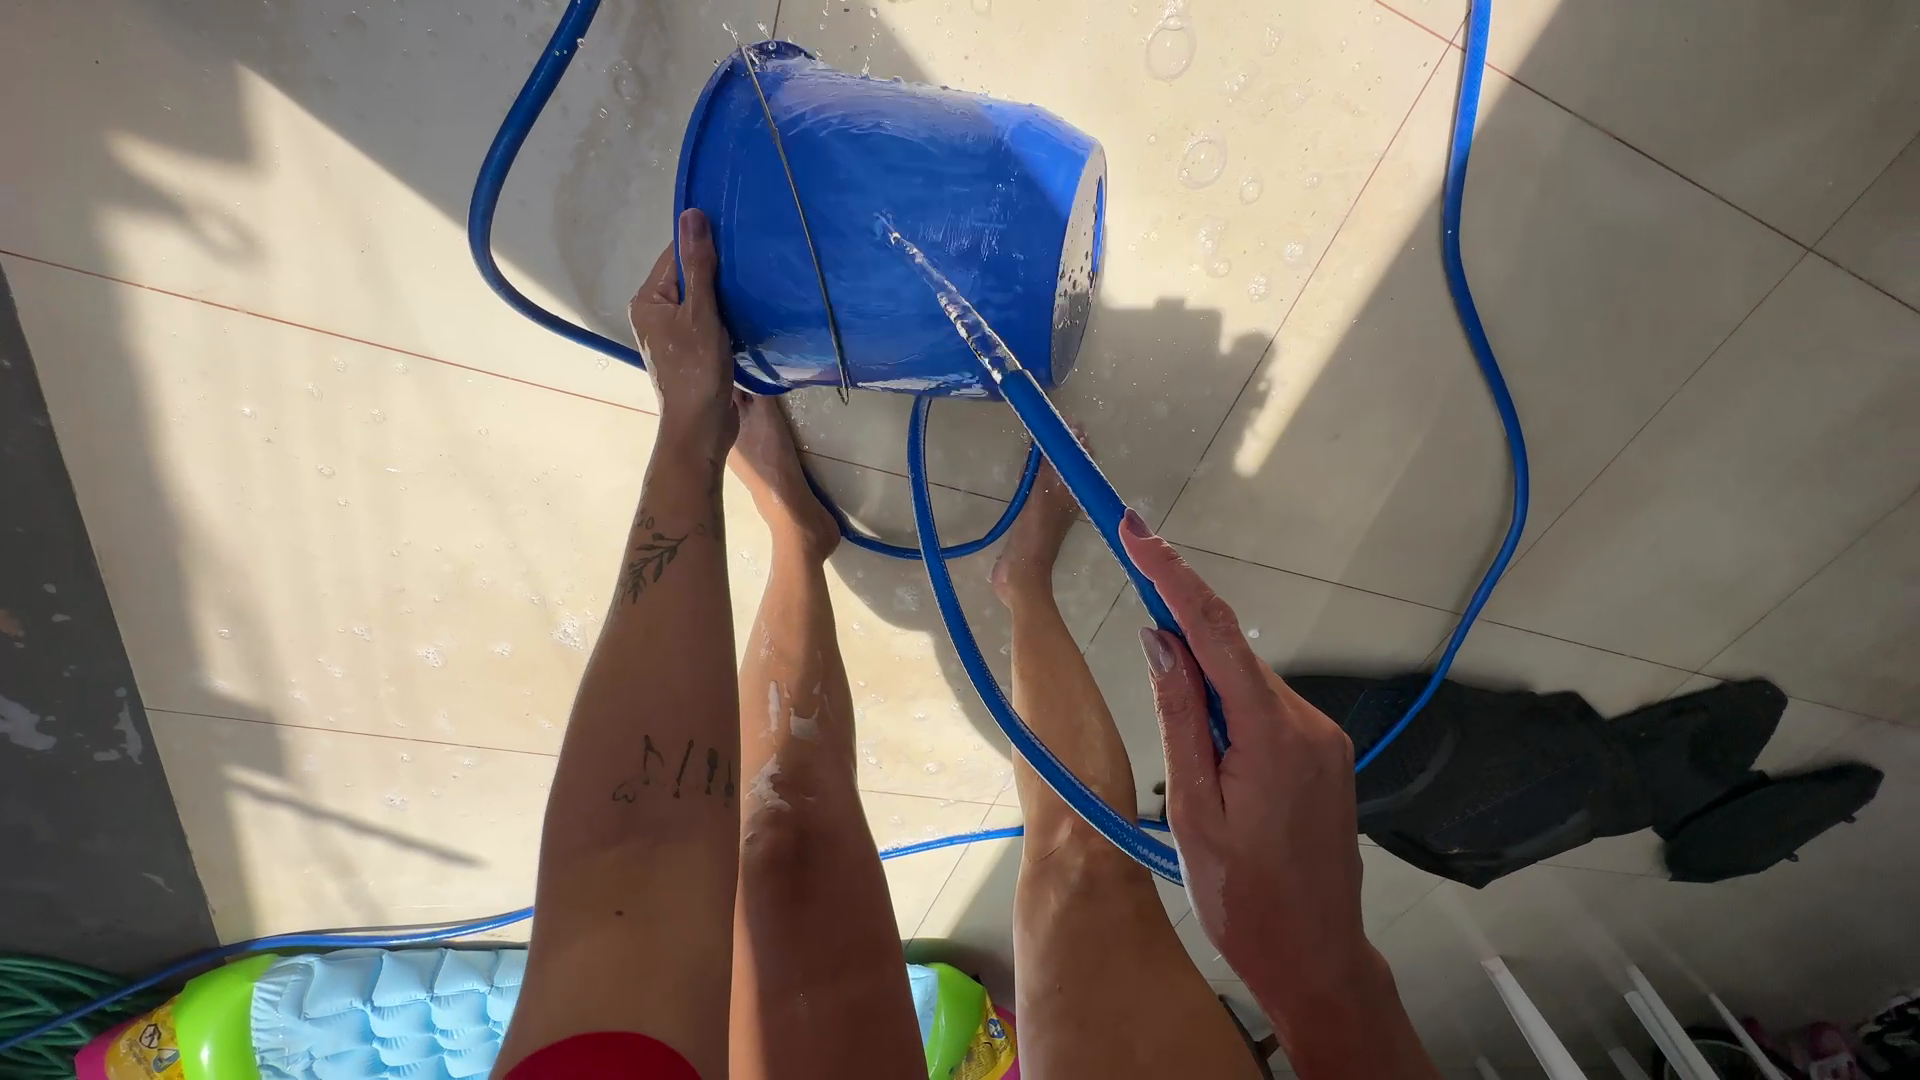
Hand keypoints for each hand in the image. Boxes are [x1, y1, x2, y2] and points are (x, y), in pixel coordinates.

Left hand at [631, 209, 737, 457]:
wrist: (701, 427)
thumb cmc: (696, 371)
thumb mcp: (701, 314)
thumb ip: (699, 266)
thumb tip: (693, 215)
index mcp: (648, 301)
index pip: (676, 256)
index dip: (704, 246)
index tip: (738, 238)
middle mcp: (656, 315)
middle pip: (690, 279)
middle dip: (718, 272)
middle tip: (753, 264)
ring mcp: (674, 336)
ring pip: (703, 303)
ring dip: (726, 297)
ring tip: (755, 287)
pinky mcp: (693, 353)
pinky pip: (710, 323)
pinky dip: (727, 318)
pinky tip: (748, 316)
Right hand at [1118, 510, 1371, 1006]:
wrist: (1317, 956)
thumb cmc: (1242, 895)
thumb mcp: (1194, 807)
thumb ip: (1179, 716)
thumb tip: (1159, 639)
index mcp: (1271, 733)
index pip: (1214, 631)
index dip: (1171, 574)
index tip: (1137, 530)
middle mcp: (1306, 721)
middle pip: (1230, 650)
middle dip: (1178, 625)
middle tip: (1136, 602)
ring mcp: (1319, 735)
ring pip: (1243, 679)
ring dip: (1200, 678)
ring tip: (1179, 739)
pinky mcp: (1320, 751)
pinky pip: (1261, 705)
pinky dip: (1224, 702)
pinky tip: (1207, 747)